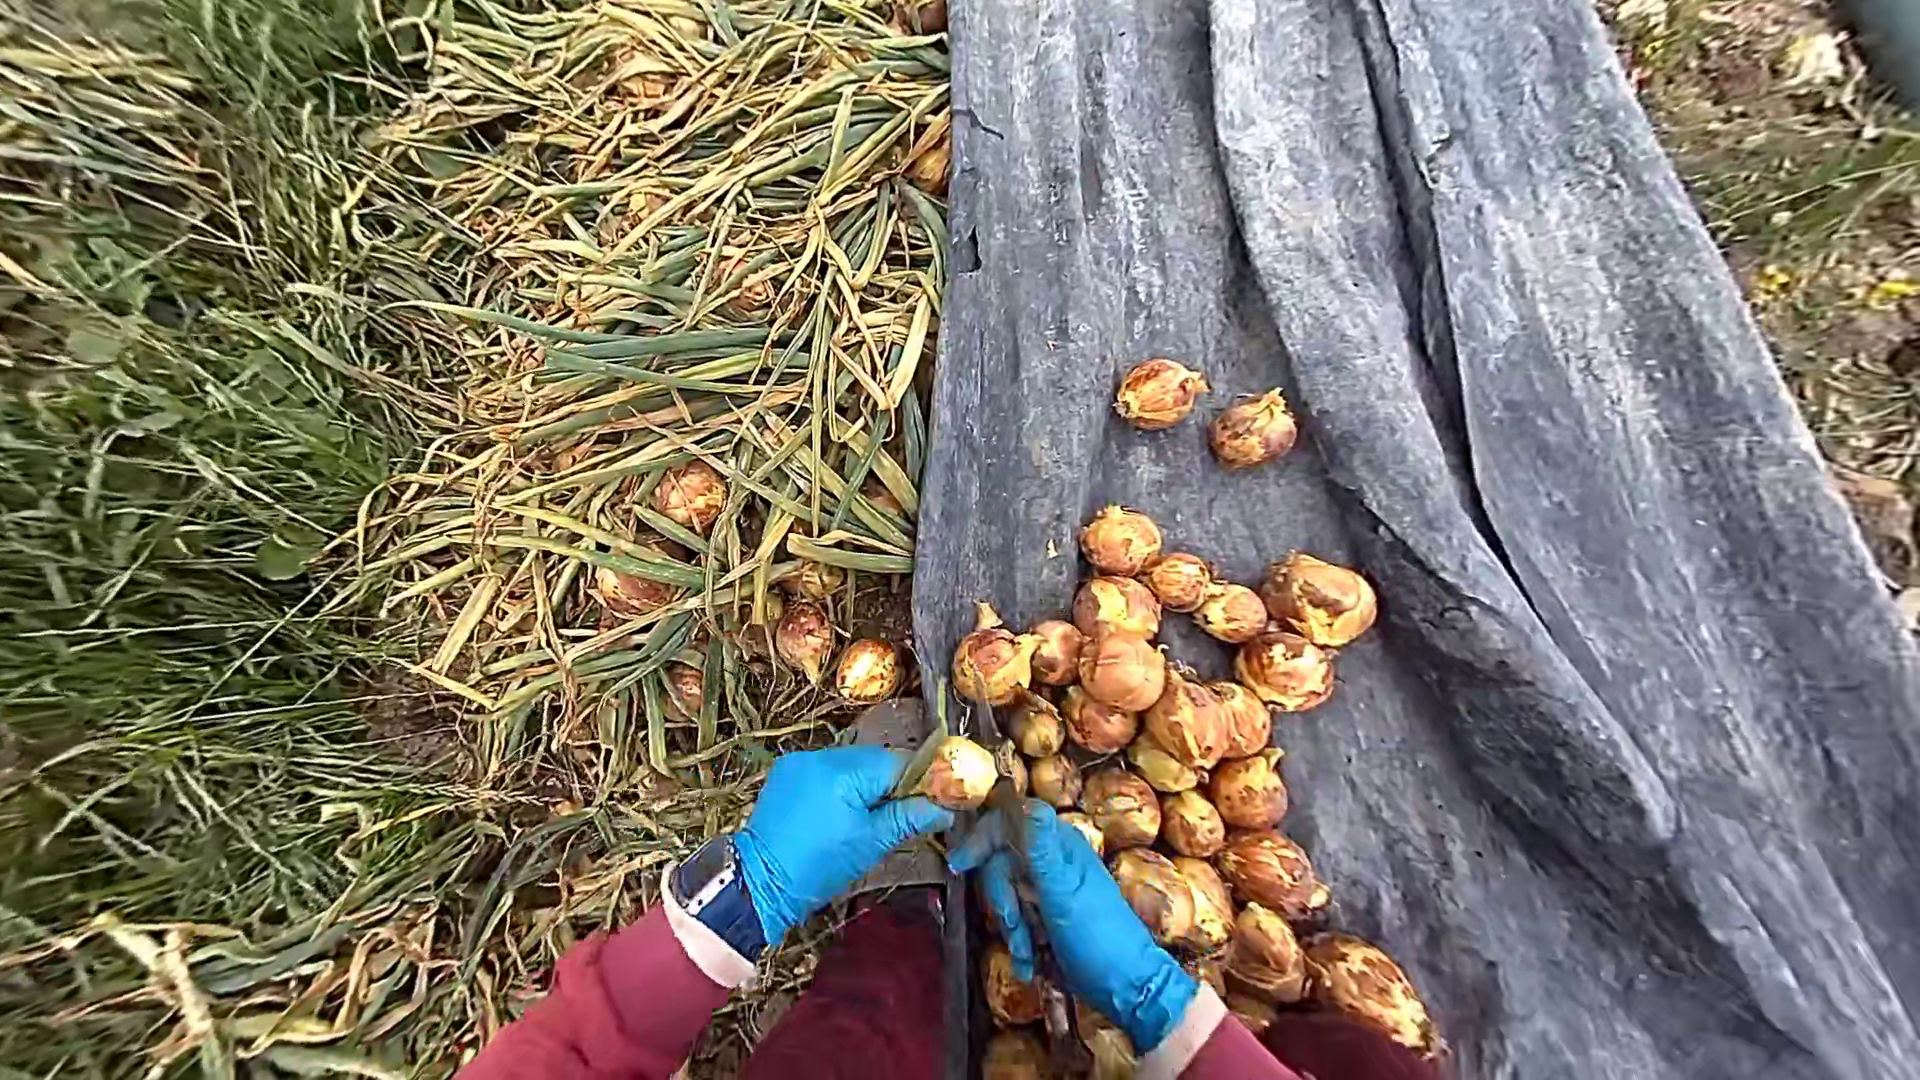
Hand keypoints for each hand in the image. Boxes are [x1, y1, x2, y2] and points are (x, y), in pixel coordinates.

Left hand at [733, 746, 955, 943]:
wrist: (756, 884)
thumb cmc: (819, 867)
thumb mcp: (870, 844)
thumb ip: (909, 817)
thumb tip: (946, 808)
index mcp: (845, 770)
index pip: (897, 761)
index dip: (918, 780)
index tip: (929, 801)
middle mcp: (822, 754)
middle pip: (875, 759)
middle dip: (891, 782)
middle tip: (899, 813)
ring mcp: (802, 759)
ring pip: (852, 762)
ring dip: (866, 782)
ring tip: (866, 815)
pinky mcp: (789, 768)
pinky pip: (828, 768)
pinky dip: (841, 783)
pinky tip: (839, 808)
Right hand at [949, 799, 1197, 1051]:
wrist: (1127, 989)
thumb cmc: (1098, 936)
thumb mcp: (1064, 892)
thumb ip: (1041, 848)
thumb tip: (1026, 802)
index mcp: (1058, 842)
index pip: (1009, 820)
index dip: (982, 838)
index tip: (960, 863)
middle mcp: (1051, 857)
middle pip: (1001, 861)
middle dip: (1001, 897)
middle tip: (1012, 922)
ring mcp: (1048, 886)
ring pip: (1006, 892)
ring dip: (1012, 925)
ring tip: (1028, 951)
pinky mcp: (1046, 914)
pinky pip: (1018, 917)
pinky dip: (1019, 940)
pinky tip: (1029, 961)